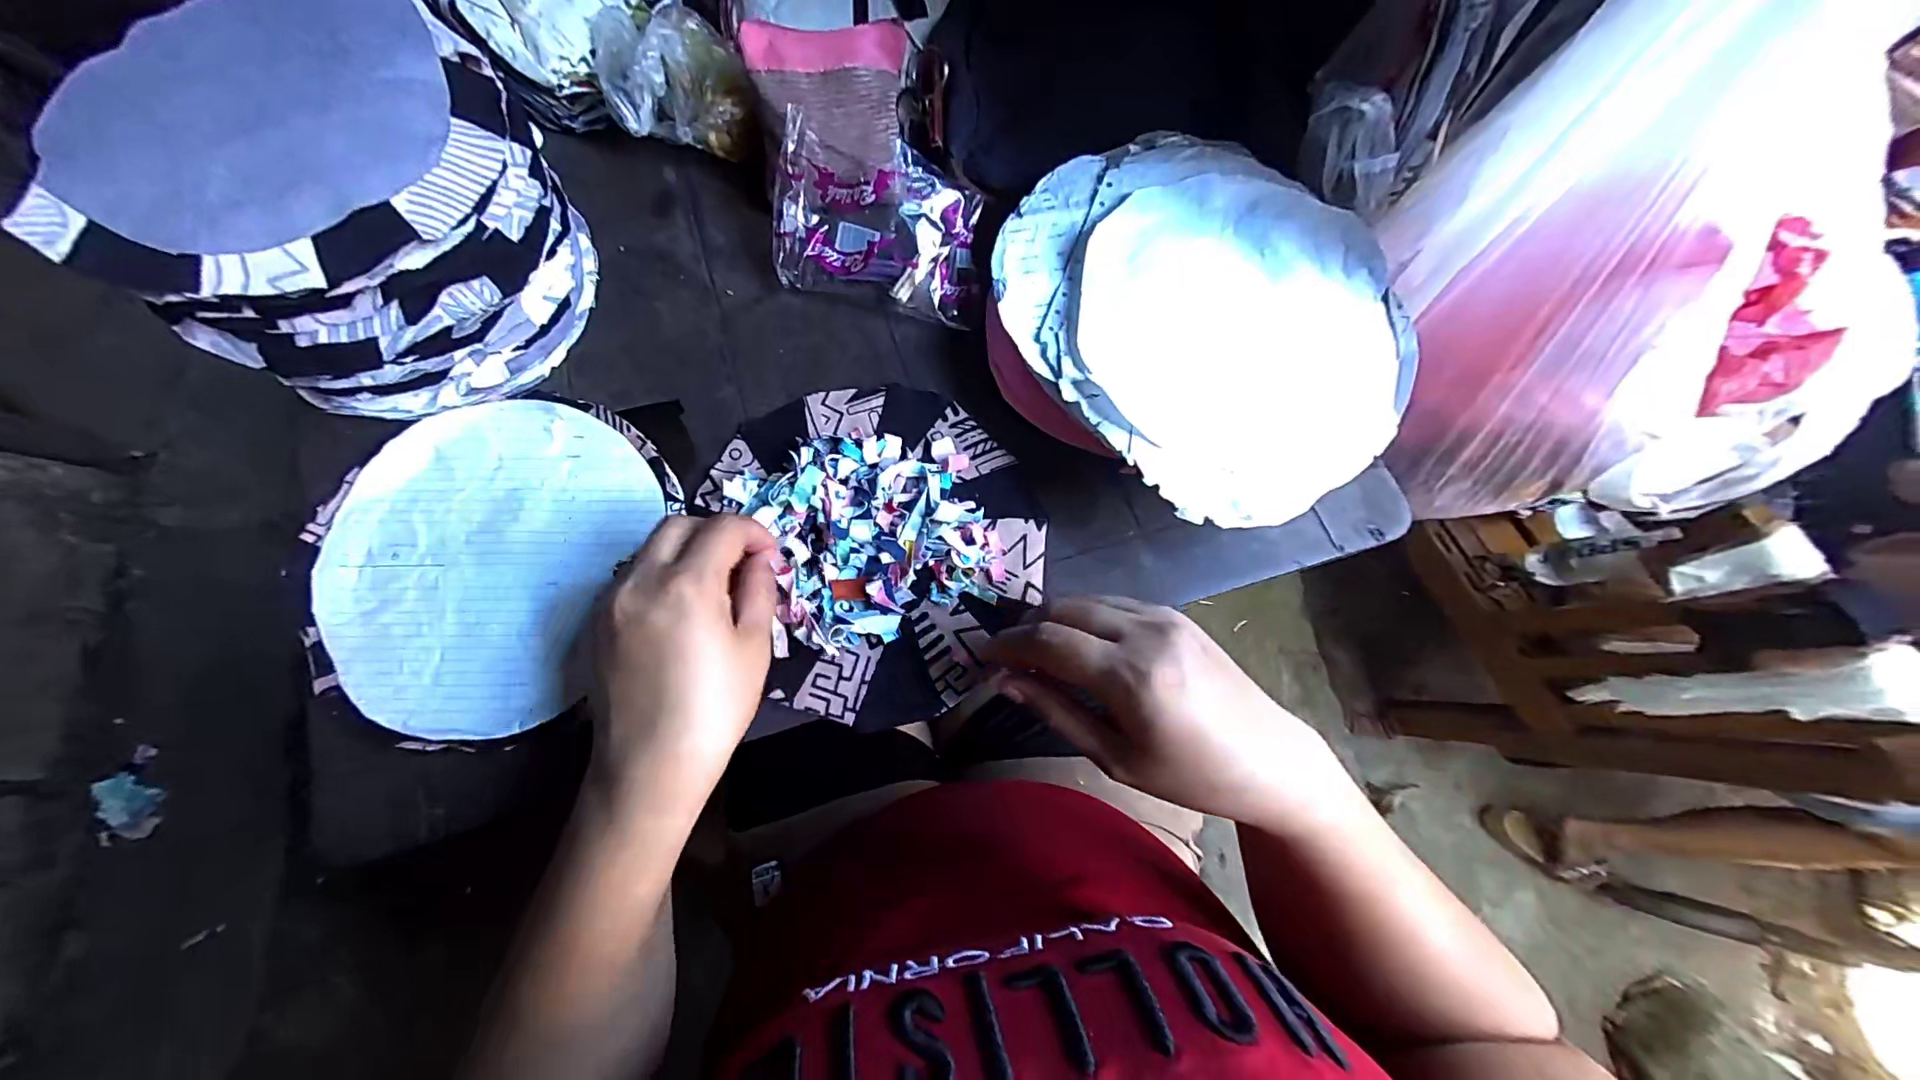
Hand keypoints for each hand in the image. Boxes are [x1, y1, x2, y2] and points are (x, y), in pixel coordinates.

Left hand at [587, 514, 776, 810]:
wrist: (650, 766)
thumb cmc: (715, 708)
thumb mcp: (755, 647)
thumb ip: (759, 590)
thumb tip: (760, 561)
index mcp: (687, 585)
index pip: (723, 528)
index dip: (754, 533)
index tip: (770, 556)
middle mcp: (641, 580)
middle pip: (680, 524)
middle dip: (717, 532)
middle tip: (742, 563)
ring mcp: (611, 599)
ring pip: (651, 548)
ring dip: (687, 550)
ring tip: (713, 587)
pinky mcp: (596, 621)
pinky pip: (632, 576)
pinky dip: (661, 574)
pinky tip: (680, 610)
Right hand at [983, 596, 1359, 828]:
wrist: (1272, 758)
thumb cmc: (1191, 776)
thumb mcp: (1115, 758)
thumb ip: (1056, 711)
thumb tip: (1004, 681)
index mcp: (1130, 676)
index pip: (1048, 641)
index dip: (1008, 644)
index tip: (984, 656)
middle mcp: (1145, 632)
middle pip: (1062, 609)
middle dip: (1027, 627)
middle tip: (1009, 656)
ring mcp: (1164, 617)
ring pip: (1087, 600)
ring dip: (1055, 619)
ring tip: (1040, 650)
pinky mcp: (1176, 615)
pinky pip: (1114, 603)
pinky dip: (1086, 617)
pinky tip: (1082, 643)